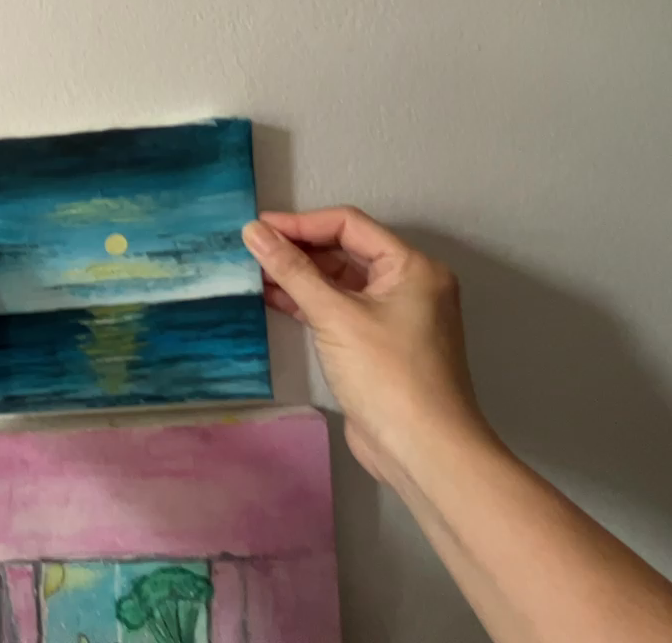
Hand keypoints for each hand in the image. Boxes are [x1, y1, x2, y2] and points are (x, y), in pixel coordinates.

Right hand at [242, 207, 496, 486]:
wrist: (423, 449)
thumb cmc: (386, 373)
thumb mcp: (333, 314)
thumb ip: (290, 269)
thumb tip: (251, 231)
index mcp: (411, 268)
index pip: (348, 225)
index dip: (299, 222)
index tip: (255, 229)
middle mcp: (407, 284)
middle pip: (342, 248)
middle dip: (295, 247)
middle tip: (248, 249)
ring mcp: (392, 313)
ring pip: (335, 277)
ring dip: (295, 273)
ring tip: (250, 271)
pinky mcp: (374, 339)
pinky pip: (334, 304)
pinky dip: (303, 298)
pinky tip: (270, 297)